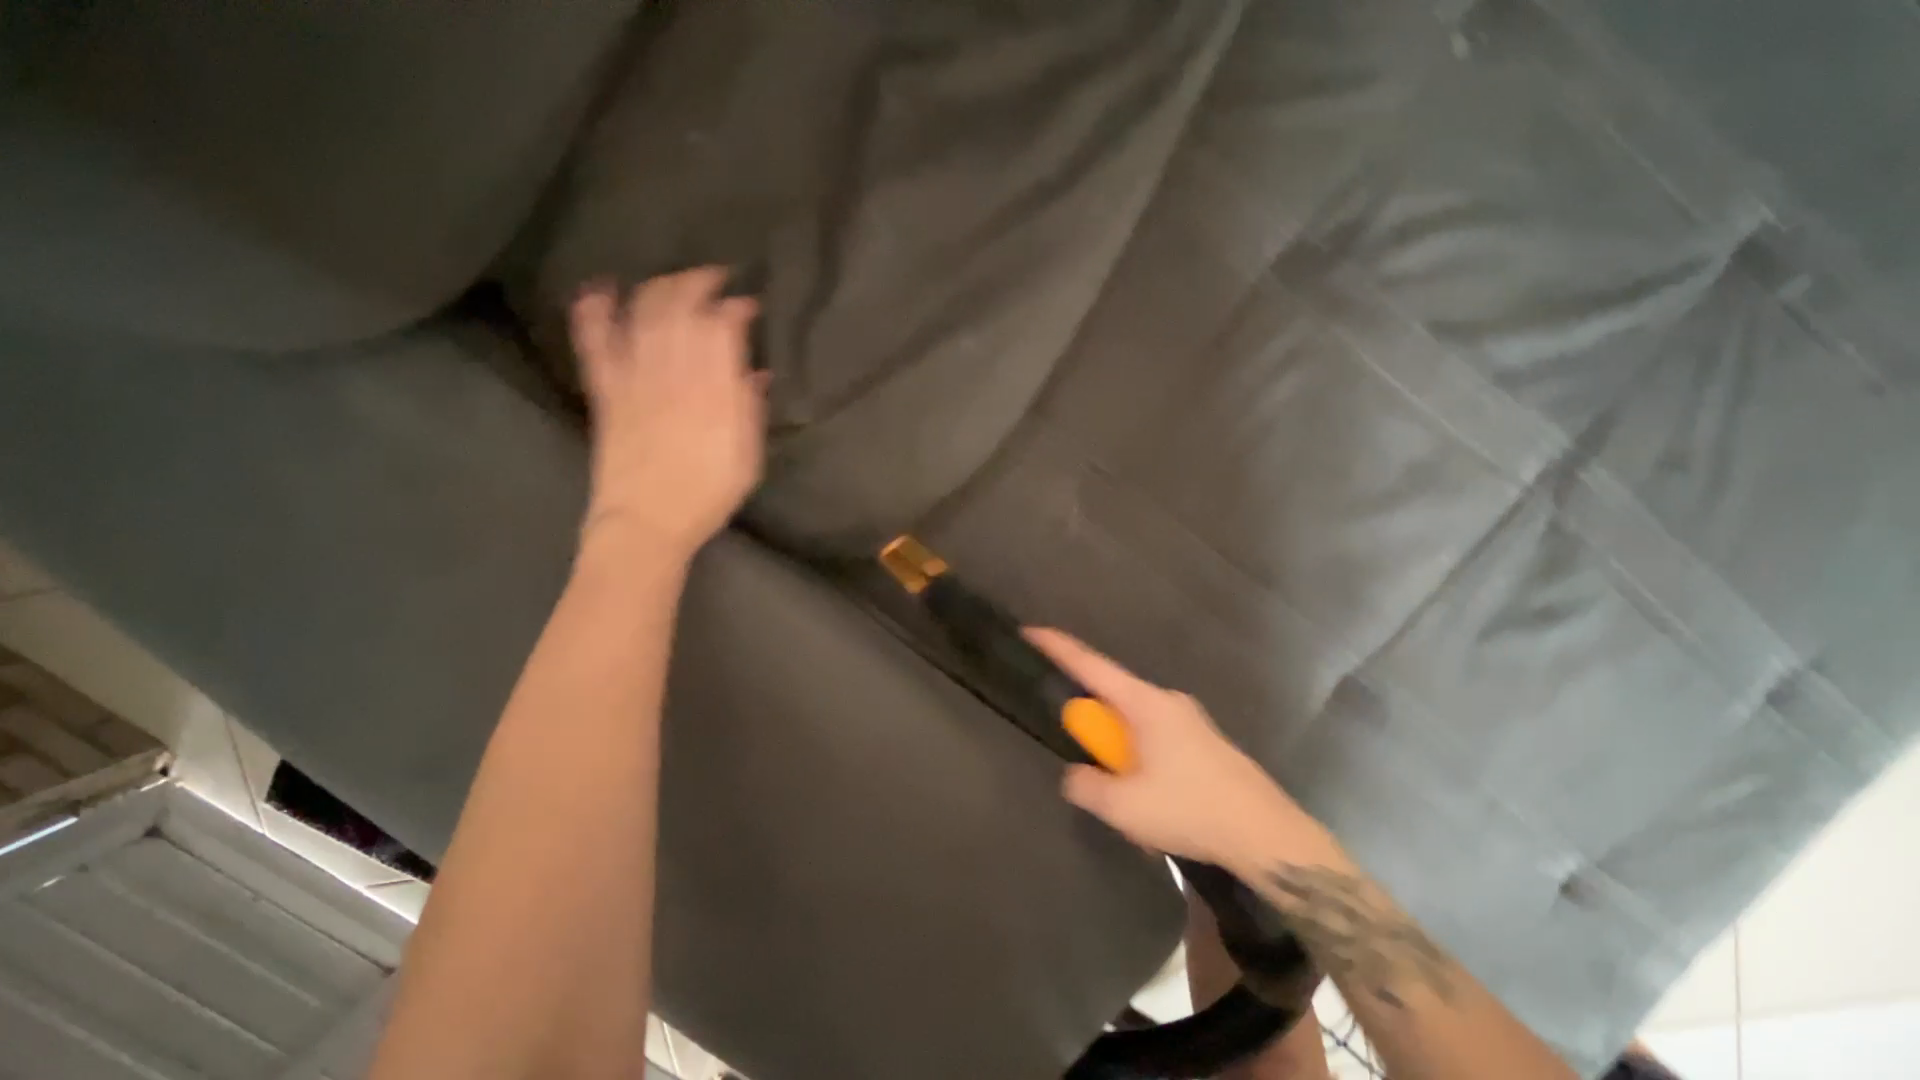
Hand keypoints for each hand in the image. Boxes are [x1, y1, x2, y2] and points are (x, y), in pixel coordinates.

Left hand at [569, 267, 766, 562]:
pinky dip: (594, 312)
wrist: (646, 524)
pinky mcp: (606, 391)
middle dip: (697, 283)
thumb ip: (749, 409)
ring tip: (672, 280)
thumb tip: (755, 371)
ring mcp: (634, 379)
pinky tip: (598, 288)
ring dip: (658, 287)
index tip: (747, 303)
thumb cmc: (706, 495)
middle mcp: (673, 374)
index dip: (734, 306)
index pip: (722, 327)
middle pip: (681, 309)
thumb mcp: (746, 457)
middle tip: (711, 278)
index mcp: (714, 390)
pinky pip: (596, 343)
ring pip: (643, 315)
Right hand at [1026, 628, 1328, 870]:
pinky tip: (1156, 813)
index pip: (1092, 667)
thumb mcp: (1123, 806)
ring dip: (1123, 760)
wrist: (1267, 836)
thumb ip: (1086, 785)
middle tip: (1090, 768)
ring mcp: (1193, 724)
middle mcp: (1170, 703)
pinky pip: (1160, 748)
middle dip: (1096, 731)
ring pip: (1138, 731)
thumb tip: (1077, 775)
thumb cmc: (1190, 809)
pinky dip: (1145, 771)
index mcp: (1146, 705)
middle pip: (1115, 702)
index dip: (1059, 648)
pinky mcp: (1208, 749)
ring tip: (1129, 808)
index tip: (1031, 631)